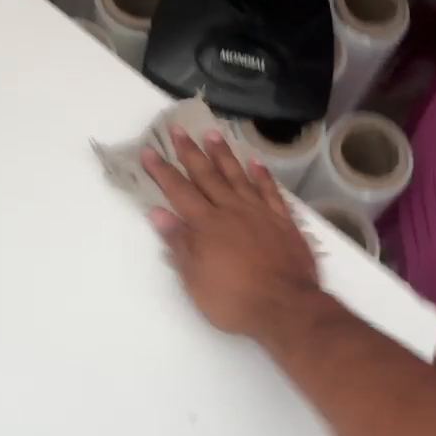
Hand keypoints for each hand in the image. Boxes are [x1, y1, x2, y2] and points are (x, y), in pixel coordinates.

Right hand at [142, 126, 324, 339]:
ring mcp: (260, 213)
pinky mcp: (283, 221)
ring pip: (238, 176)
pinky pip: (270, 191)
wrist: (286, 306)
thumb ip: (180, 244)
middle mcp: (231, 211)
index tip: (149, 152)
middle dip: (190, 153)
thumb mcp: (196, 280)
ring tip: (212, 134)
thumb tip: (159, 214)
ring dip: (224, 155)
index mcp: (207, 226)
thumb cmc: (235, 301)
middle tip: (179, 129)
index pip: (179, 192)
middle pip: (207, 176)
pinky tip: (255, 162)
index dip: (162, 172)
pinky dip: (262, 175)